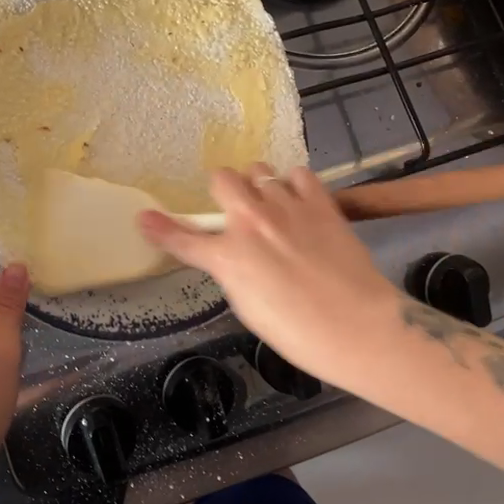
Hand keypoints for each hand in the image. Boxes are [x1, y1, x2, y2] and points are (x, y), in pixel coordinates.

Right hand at [139, 165, 403, 391]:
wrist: (358, 326)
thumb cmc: (299, 333)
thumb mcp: (249, 308)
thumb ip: (232, 271)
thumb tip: (231, 253)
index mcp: (228, 257)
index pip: (183, 238)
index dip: (160, 228)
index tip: (145, 219)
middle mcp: (251, 221)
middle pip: (222, 179)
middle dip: (224, 192)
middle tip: (237, 212)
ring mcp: (286, 205)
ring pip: (258, 170)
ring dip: (258, 186)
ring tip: (272, 207)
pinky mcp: (319, 200)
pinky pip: (297, 173)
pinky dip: (293, 186)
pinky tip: (300, 204)